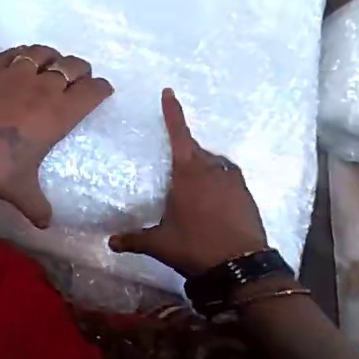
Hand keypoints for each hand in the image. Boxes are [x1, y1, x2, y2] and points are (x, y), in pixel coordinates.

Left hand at [0, 45, 113, 227]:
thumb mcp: (21, 191)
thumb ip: (37, 206)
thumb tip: (46, 224)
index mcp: (59, 114)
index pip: (92, 91)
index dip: (101, 89)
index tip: (102, 92)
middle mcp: (44, 88)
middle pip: (74, 66)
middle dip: (81, 71)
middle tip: (79, 80)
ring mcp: (17, 75)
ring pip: (45, 53)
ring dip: (54, 58)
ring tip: (52, 66)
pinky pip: (15, 52)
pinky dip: (24, 54)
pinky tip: (23, 61)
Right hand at [109, 89, 268, 276]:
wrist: (240, 266)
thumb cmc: (195, 247)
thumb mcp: (160, 244)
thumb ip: (134, 240)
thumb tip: (111, 242)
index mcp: (187, 174)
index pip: (179, 135)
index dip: (173, 113)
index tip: (169, 92)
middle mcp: (212, 171)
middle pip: (196, 151)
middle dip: (186, 152)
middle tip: (174, 166)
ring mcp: (233, 182)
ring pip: (215, 164)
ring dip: (204, 167)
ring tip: (194, 185)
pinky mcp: (247, 195)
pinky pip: (229, 179)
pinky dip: (219, 182)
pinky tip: (213, 199)